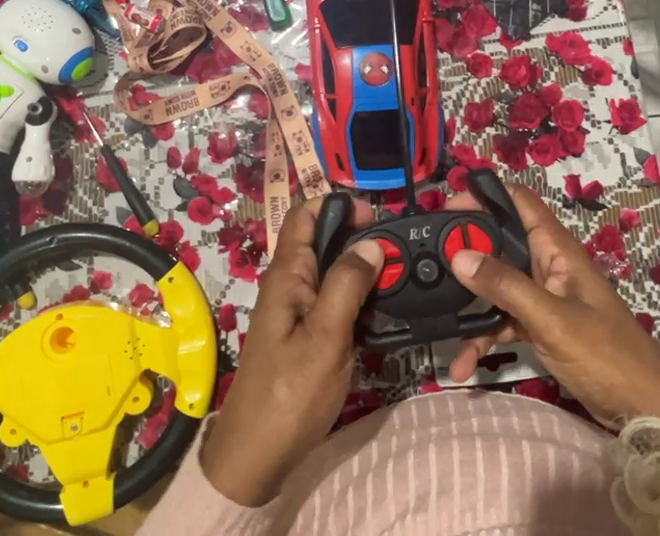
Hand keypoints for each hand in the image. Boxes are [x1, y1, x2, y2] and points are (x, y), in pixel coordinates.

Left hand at [201, 197, 383, 505]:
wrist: (257, 454)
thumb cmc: (290, 393)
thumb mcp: (325, 337)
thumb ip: (347, 285)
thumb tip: (370, 242)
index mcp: (286, 275)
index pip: (303, 215)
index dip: (337, 205)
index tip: (376, 217)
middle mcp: (288, 284)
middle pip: (321, 240)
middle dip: (358, 236)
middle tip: (400, 249)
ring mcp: (295, 310)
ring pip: (330, 271)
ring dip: (361, 268)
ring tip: (401, 274)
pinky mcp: (304, 334)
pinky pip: (332, 300)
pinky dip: (357, 297)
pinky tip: (384, 308)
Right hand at [447, 184, 659, 446]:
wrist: (647, 410)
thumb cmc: (606, 355)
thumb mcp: (551, 319)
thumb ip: (505, 286)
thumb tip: (458, 256)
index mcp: (557, 251)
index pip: (519, 203)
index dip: (484, 196)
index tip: (446, 207)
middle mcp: (548, 267)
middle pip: (500, 243)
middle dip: (465, 249)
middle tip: (427, 258)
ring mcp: (543, 298)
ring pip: (497, 286)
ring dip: (469, 303)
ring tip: (437, 312)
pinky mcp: (540, 328)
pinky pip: (502, 322)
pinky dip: (483, 339)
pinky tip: (462, 364)